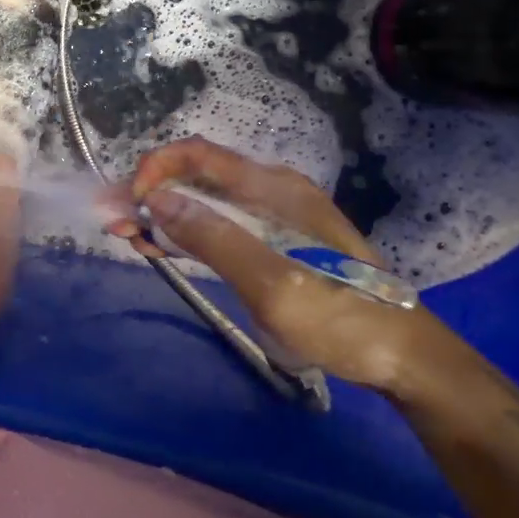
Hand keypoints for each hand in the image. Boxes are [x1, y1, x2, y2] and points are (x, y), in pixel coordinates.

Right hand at [111, 138, 458, 392]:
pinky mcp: (269, 245)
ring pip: (199, 202)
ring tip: (124, 235)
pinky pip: (213, 226)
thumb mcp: (274, 283)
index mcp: (274, 189)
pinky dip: (180, 233)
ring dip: (158, 214)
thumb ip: (214, 237)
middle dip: (146, 193)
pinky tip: (157, 246)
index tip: (130, 204)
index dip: (155, 168)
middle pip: (193, 176)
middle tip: (111, 222)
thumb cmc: (343, 319)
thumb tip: (155, 199)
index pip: (198, 154)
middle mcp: (269, 193)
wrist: (407, 362)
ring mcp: (270, 219)